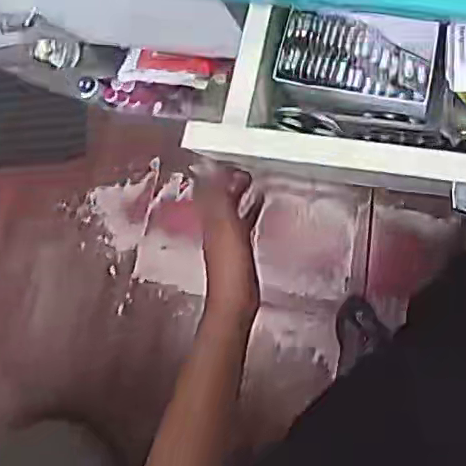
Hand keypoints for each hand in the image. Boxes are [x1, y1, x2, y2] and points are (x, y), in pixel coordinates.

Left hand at [193, 163, 262, 325]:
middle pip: (219, 197)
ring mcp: (225, 239)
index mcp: (209, 220)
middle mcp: (214, 227)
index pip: (208, 189)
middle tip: (242, 169)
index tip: (228, 161)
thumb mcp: (226, 228)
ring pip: (230, 208)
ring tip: (251, 183)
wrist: (234, 304)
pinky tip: (257, 209)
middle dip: (229, 182)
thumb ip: (219, 199)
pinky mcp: (238, 250)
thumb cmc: (230, 270)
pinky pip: (242, 222)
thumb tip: (210, 171)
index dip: (217, 174)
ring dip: (239, 194)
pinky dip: (248, 211)